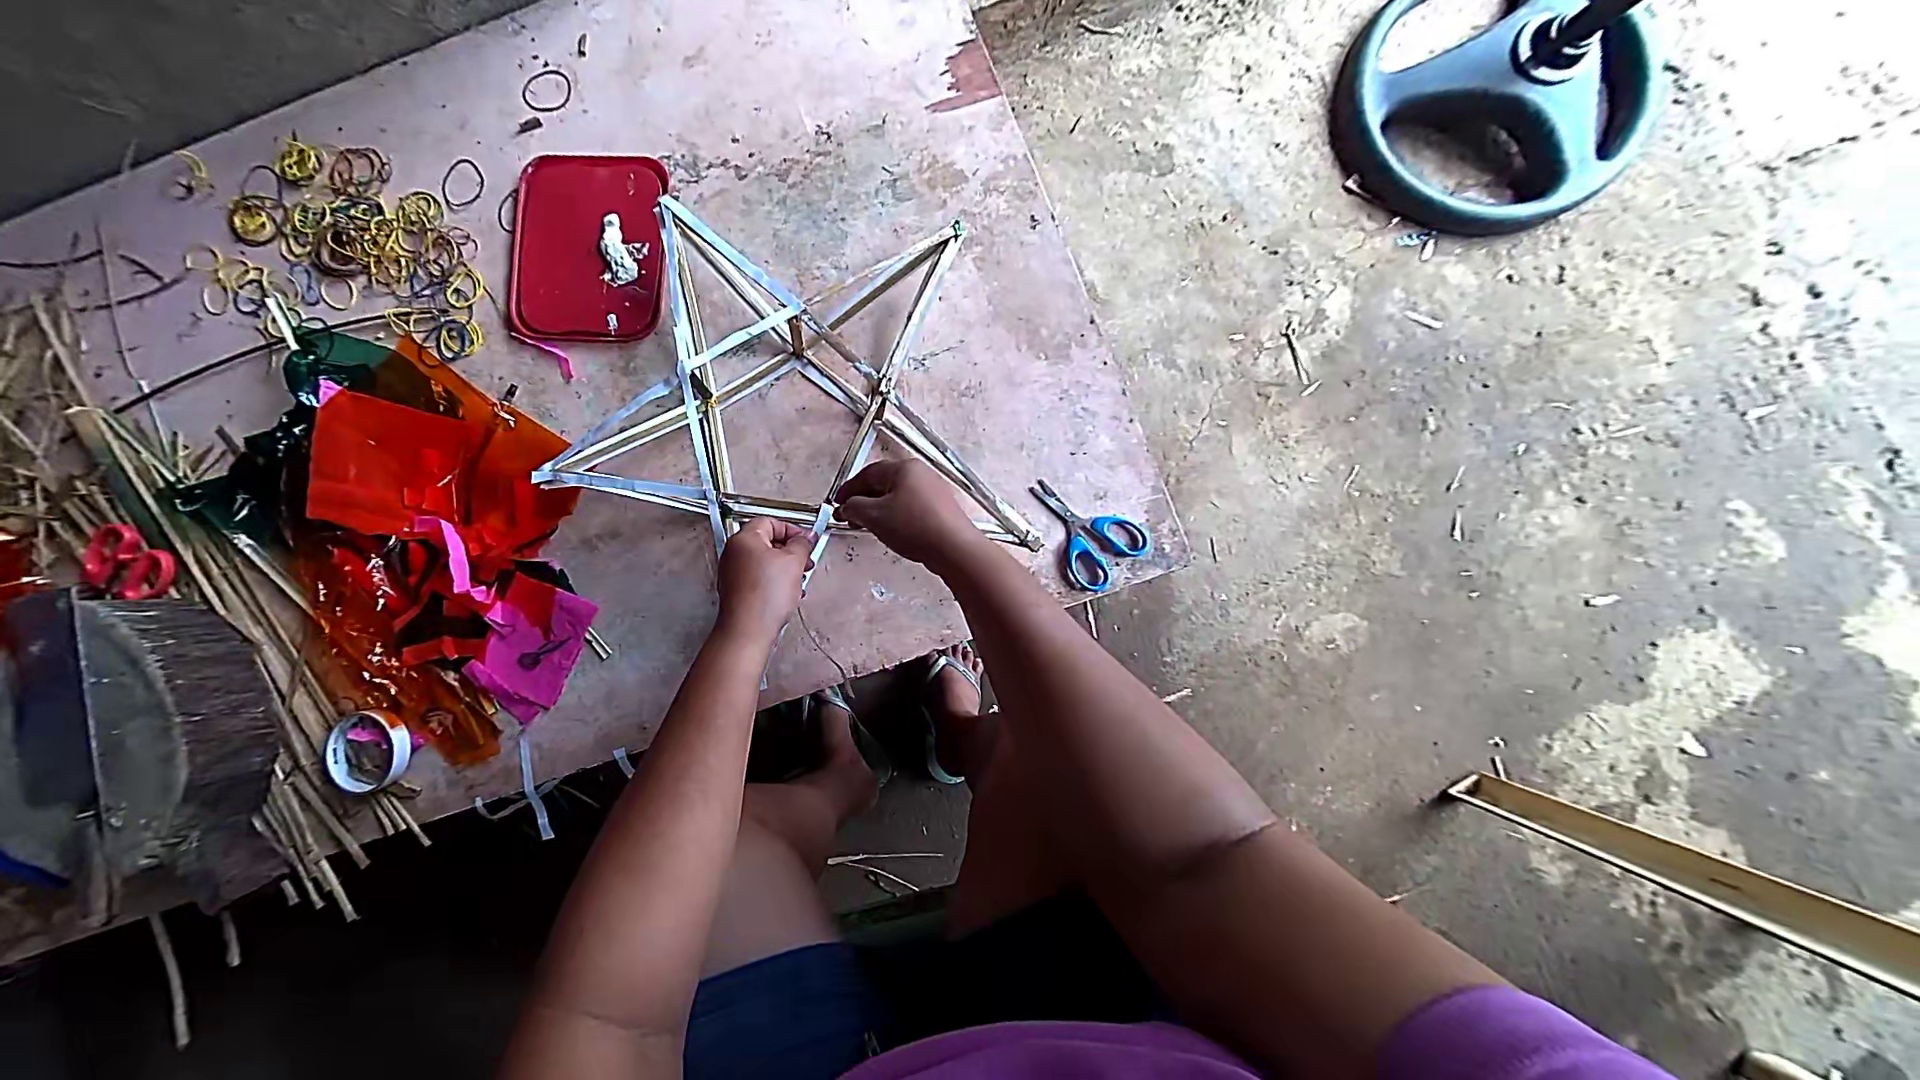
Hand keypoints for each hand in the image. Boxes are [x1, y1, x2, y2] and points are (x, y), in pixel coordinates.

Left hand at [715, 517, 811, 641]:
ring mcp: (733, 572)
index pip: (771, 522)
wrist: (749, 629)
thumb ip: (803, 544)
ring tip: (798, 579)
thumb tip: (806, 537)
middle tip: (804, 560)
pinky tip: (787, 592)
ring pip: (765, 561)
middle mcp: (734, 553)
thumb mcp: (794, 562)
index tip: (806, 541)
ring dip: (785, 568)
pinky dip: (775, 581)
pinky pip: (760, 577)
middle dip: (790, 550)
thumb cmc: (763, 597)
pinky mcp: (737, 589)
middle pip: (767, 541)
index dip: (792, 530)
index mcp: (744, 539)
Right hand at [835, 459, 985, 569]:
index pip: (868, 473)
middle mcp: (921, 474)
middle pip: (884, 483)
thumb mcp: (874, 517)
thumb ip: (854, 508)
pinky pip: (911, 508)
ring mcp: (933, 491)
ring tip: (868, 526)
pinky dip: (896, 517)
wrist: (953, 548)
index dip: (849, 489)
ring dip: (879, 510)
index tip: (838, 502)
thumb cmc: (918, 527)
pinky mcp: (940, 509)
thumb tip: (847, 507)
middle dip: (864, 501)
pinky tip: (892, 531)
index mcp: (904, 468)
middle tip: (850, 516)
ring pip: (898, 496)